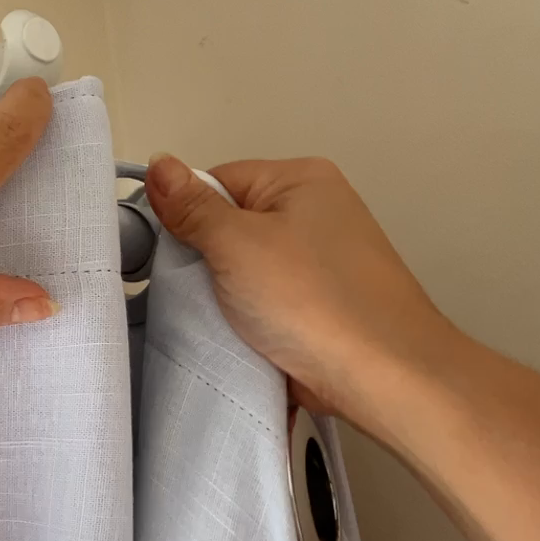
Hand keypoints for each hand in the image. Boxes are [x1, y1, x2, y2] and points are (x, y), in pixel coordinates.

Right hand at [144, 154, 463, 426]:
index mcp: (300, 179)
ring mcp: (314, 259)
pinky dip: (239, 314)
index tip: (174, 250)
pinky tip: (236, 330)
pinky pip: (256, 297)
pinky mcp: (310, 301)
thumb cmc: (317, 302)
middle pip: (224, 224)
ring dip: (218, 292)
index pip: (214, 181)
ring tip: (220, 313)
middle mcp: (312, 212)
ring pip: (236, 266)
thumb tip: (161, 164)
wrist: (378, 376)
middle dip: (200, 258)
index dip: (185, 215)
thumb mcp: (235, 242)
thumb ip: (191, 206)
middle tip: (199, 285)